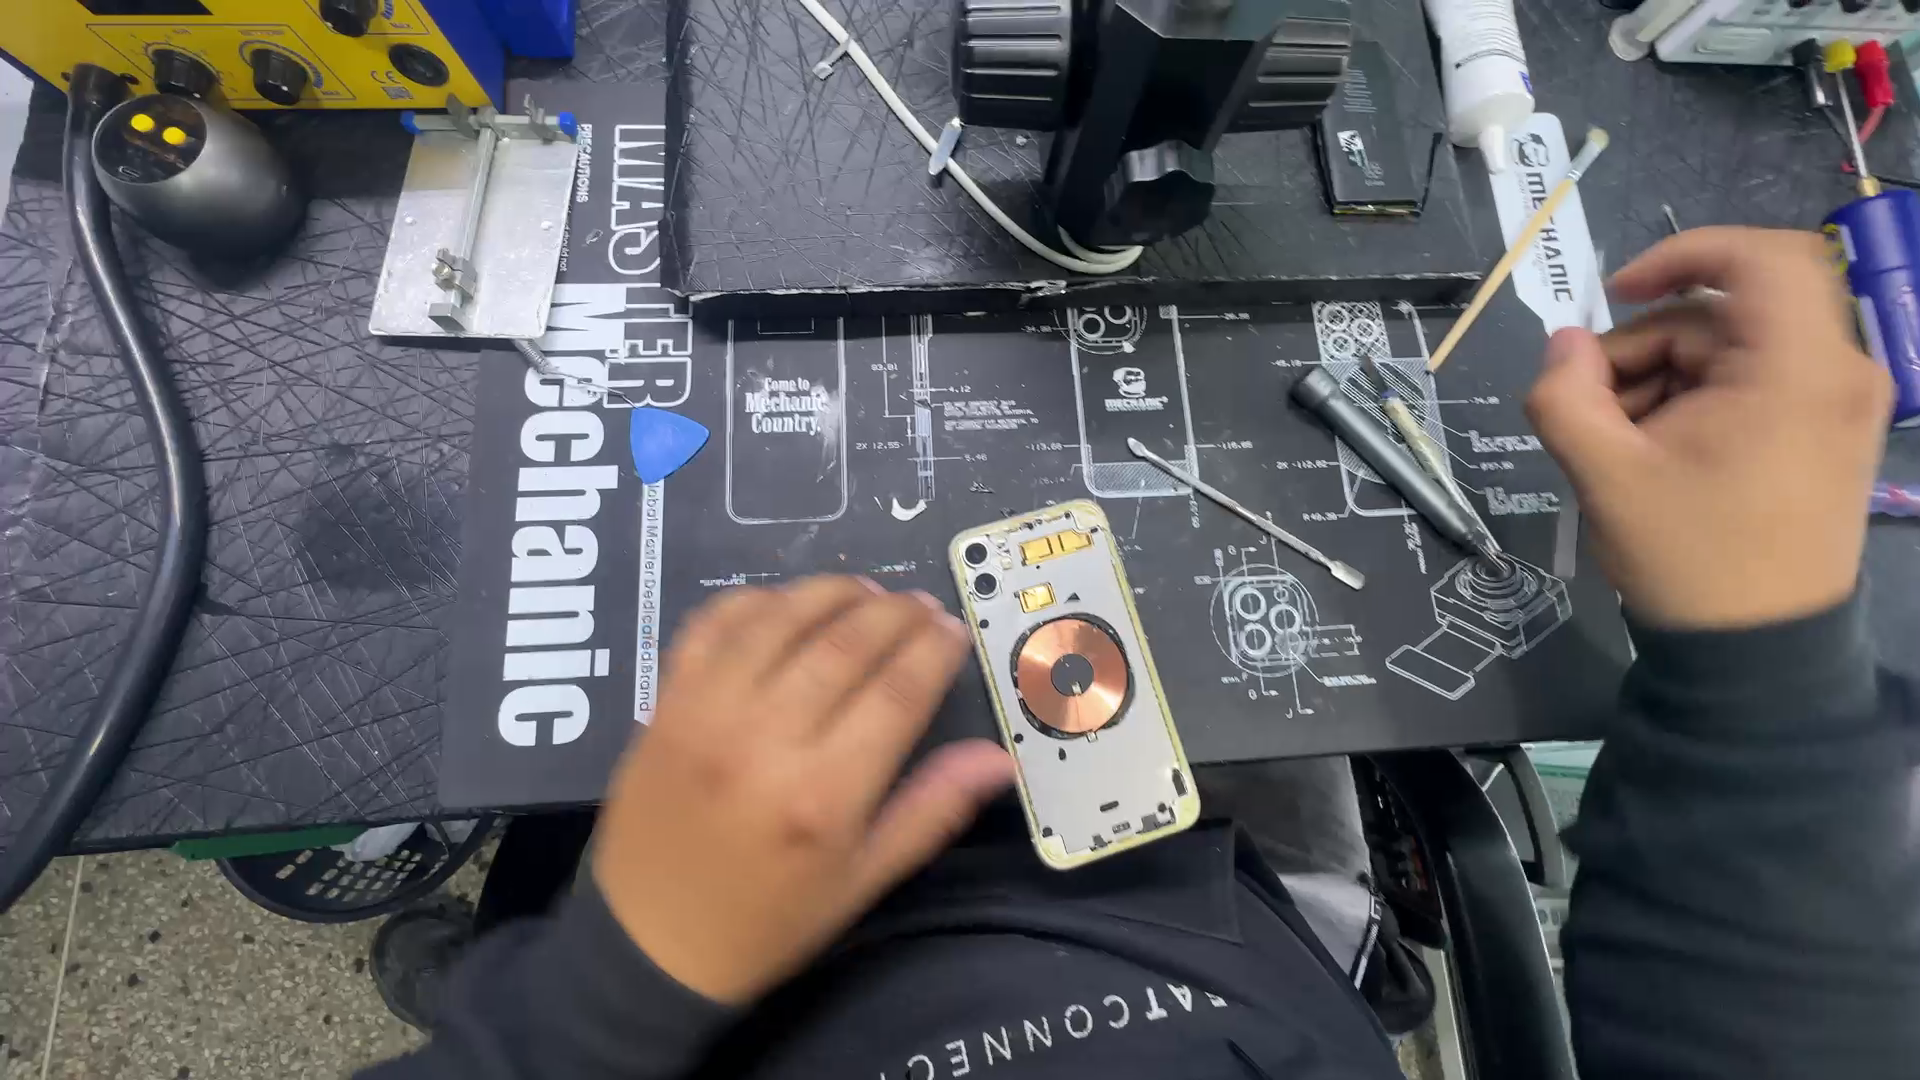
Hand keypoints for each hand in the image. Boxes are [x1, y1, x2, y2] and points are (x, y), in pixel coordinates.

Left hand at [591, 576, 1013, 1004]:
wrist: (647, 943)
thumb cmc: (768, 919)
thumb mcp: (863, 881)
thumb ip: (933, 810)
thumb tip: (998, 759)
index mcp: (824, 795)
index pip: (898, 693)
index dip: (935, 649)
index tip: (954, 629)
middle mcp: (765, 740)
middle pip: (845, 643)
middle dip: (896, 612)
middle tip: (921, 604)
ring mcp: (707, 712)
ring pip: (782, 618)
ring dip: (833, 592)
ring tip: (868, 590)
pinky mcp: (667, 700)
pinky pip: (714, 623)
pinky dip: (757, 599)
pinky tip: (789, 603)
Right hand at [1526, 226, 1890, 629]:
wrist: (1751, 638)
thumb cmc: (1681, 549)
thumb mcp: (1600, 470)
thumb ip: (1564, 395)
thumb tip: (1562, 344)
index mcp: (1796, 372)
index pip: (1763, 259)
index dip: (1682, 255)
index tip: (1612, 295)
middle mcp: (1833, 372)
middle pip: (1717, 317)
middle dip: (1636, 353)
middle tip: (1586, 414)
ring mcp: (1828, 402)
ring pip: (1718, 353)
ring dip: (1649, 384)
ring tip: (1613, 446)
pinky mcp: (1813, 430)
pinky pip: (1735, 385)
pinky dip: (1677, 405)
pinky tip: (1645, 453)